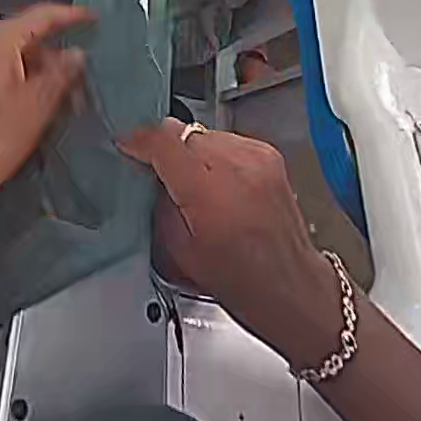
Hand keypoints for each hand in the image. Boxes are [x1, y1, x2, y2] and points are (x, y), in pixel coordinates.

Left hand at [0, 3, 92, 256]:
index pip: (43, 14)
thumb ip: (61, 73)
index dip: (73, 15)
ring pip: (24, 57)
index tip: (96, 18)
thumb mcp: (36, 105)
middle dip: (62, 52)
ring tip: (73, 95)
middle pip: (34, 35)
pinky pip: (12, 72)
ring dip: (49, 72)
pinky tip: (49, 105)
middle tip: (89, 68)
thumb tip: (77, 54)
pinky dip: (33, 83)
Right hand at [120, 117, 343, 368]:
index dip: (140, 140)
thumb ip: (159, 202)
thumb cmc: (243, 282)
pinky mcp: (268, 154)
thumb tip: (149, 171)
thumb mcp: (180, 250)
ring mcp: (256, 157)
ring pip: (204, 133)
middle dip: (167, 149)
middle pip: (183, 133)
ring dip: (192, 151)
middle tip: (161, 174)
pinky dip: (217, 154)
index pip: (165, 142)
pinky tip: (220, 182)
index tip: (127, 143)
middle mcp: (236, 167)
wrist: (293, 287)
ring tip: (197, 184)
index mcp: (210, 193)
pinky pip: (227, 140)